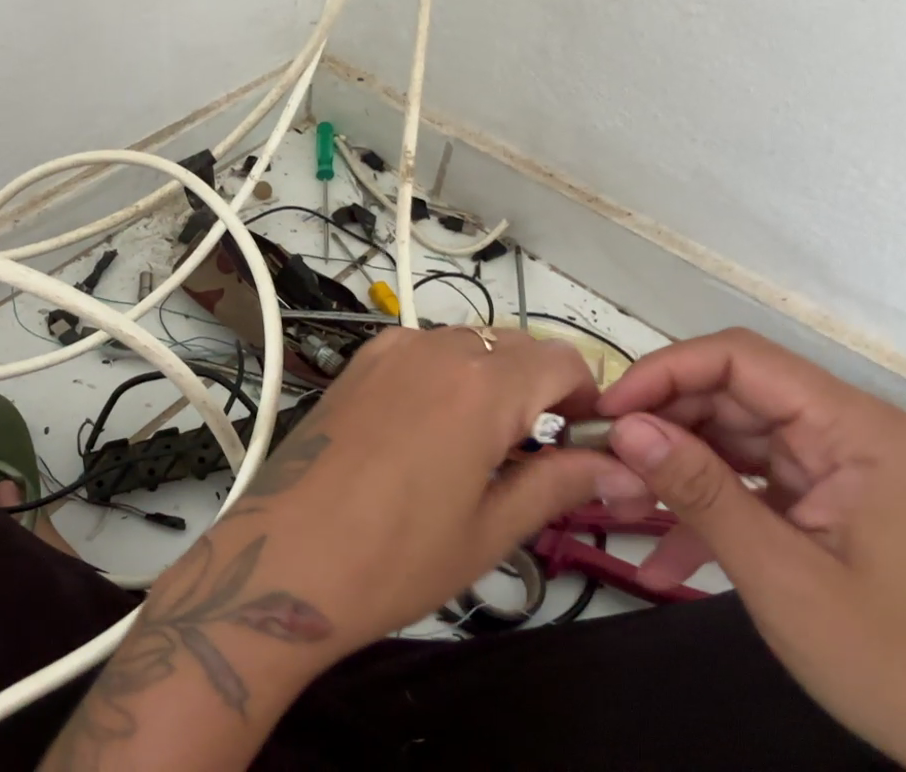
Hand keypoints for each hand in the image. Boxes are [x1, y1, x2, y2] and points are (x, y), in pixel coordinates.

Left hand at [225, 325, 649, 658]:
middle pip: (514, 347)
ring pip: (465, 346)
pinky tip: (428, 433)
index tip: (582, 443)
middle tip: (533, 457)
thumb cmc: (394, 558)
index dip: (586, 398)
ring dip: (489, 382)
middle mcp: (434, 348)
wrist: (283, 560)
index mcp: (481, 384)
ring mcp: (387, 351)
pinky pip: (420, 353)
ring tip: (477, 450)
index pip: (563, 360)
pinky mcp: (355, 365)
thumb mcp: (490, 529)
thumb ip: (560, 483)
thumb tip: (623, 470)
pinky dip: (443, 378)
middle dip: (539, 391)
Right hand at [598, 328, 905, 771]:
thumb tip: (625, 427)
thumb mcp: (786, 577)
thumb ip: (701, 492)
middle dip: (661, 431)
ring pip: (735, 446)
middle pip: (731, 399)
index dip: (662, 373)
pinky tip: (662, 562)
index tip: (605, 416)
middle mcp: (851, 437)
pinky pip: (758, 493)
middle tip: (603, 474)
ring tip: (618, 514)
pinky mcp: (839, 513)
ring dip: (676, 478)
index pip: (739, 359)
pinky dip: (710, 518)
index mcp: (855, 431)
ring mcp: (846, 477)